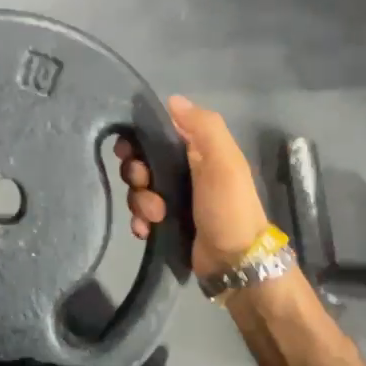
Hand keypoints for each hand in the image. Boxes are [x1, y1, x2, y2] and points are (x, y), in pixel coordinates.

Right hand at [115, 95, 269, 278]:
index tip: (128, 150)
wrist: (238, 266)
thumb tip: (172, 99)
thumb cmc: (228, 207)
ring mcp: (176, 198)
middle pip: (142, 161)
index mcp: (198, 151)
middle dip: (136, 174)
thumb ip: (203, 126)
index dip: (137, 138)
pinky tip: (146, 230)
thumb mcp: (224, 162)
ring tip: (155, 216)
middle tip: (144, 184)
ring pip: (139, 189)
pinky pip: (141, 214)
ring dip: (139, 201)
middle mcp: (185, 171)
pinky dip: (139, 221)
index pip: (157, 133)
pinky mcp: (168, 223)